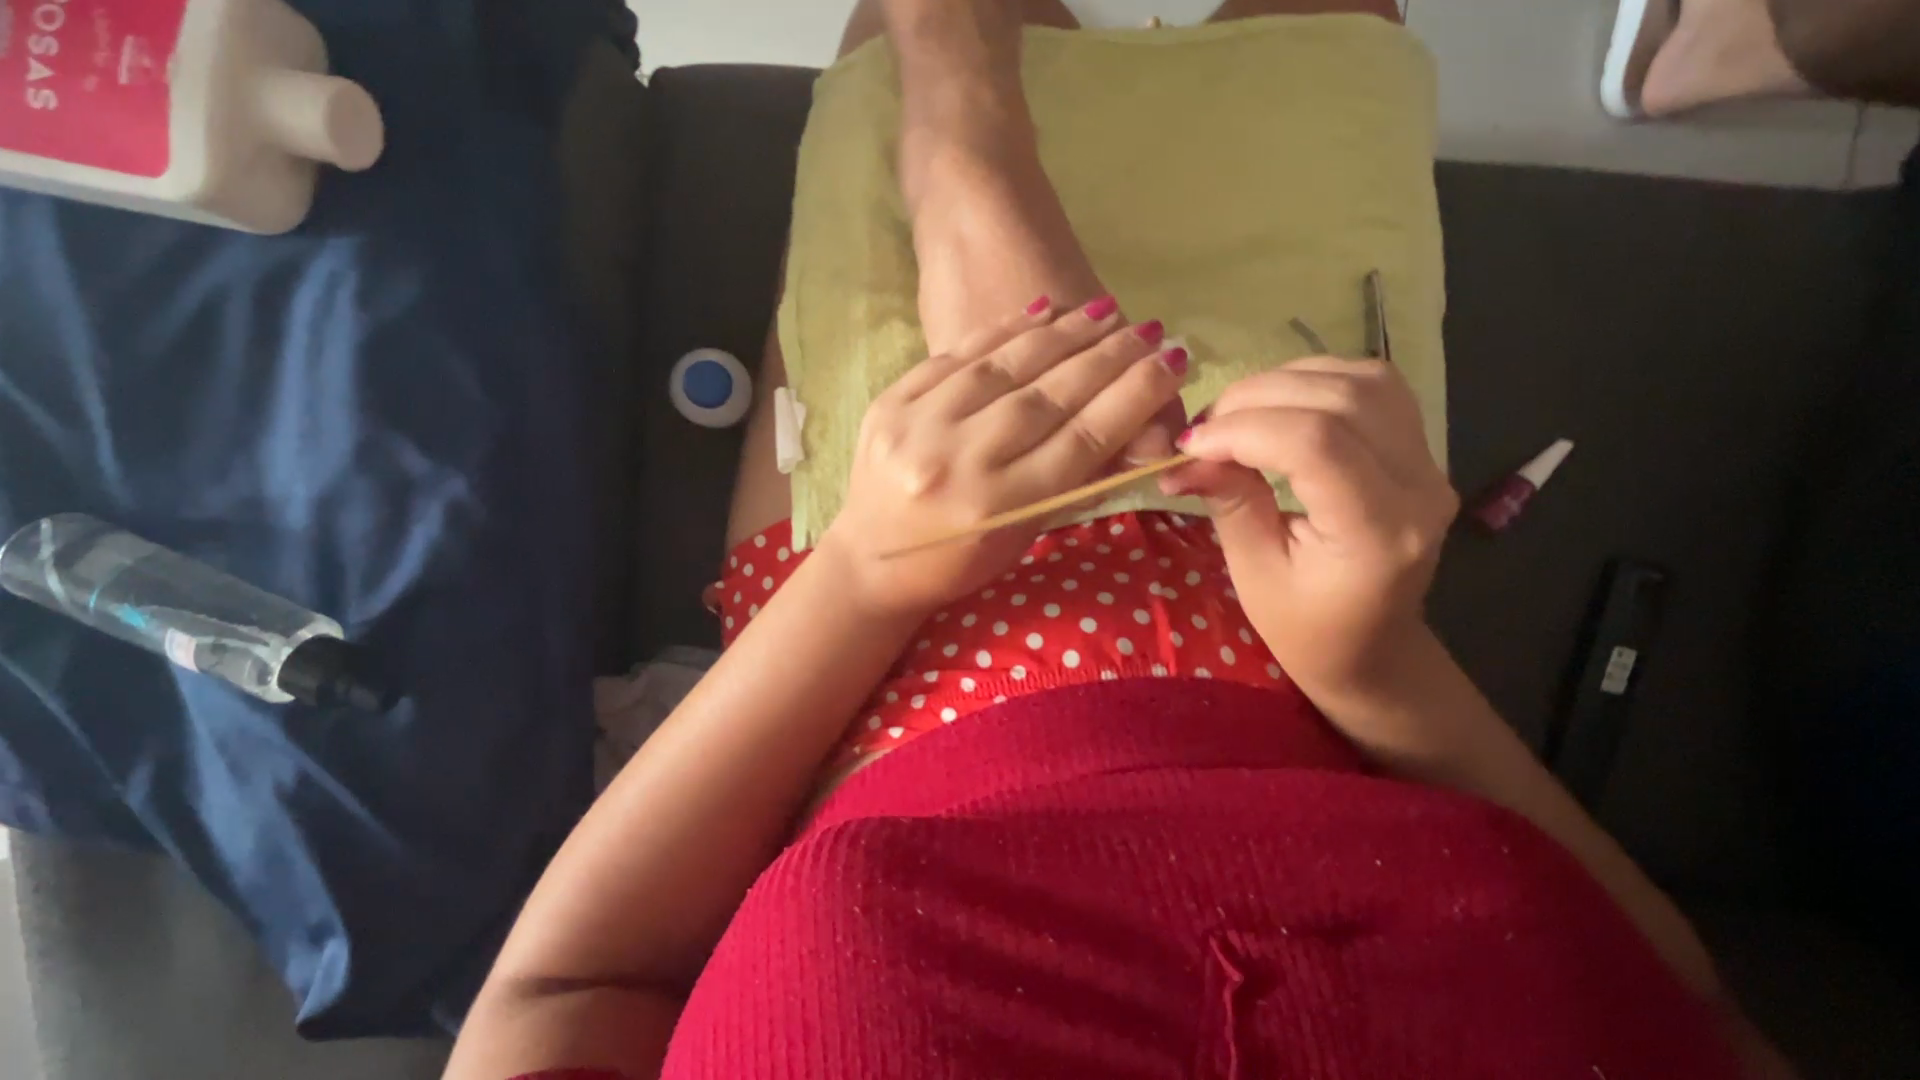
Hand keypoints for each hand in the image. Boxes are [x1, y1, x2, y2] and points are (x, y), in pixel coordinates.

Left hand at [821, 297, 1187, 619]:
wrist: (872, 563)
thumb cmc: (959, 563)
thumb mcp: (1023, 536)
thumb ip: (1074, 482)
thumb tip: (1136, 426)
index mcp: (998, 508)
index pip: (1083, 439)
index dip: (1135, 395)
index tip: (1172, 362)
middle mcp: (958, 464)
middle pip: (1049, 396)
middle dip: (1109, 358)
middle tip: (1150, 330)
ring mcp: (917, 428)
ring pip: (1005, 367)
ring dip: (1063, 334)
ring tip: (1105, 312)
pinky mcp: (889, 404)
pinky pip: (956, 357)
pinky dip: (1003, 331)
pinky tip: (1042, 311)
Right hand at [1160, 357, 1457, 700]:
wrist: (1376, 651)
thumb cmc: (1307, 629)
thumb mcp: (1254, 573)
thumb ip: (1229, 501)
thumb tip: (1184, 453)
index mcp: (1379, 535)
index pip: (1316, 444)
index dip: (1244, 429)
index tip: (1190, 445)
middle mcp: (1420, 488)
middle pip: (1341, 400)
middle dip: (1257, 399)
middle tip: (1205, 427)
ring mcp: (1430, 463)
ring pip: (1362, 380)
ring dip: (1286, 380)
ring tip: (1237, 413)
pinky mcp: (1422, 450)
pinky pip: (1374, 387)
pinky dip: (1316, 380)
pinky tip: (1279, 405)